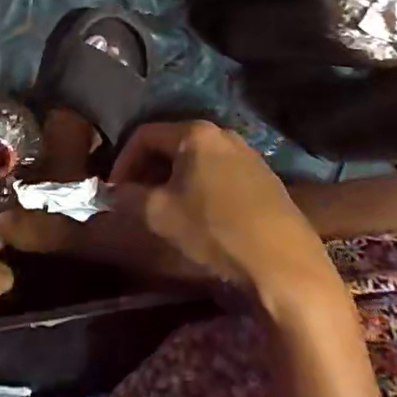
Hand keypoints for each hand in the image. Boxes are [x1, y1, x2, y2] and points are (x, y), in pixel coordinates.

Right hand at [109, 122, 337, 298]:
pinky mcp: (264, 178)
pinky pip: (219, 173)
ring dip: (173, 181)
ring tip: (165, 211)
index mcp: (195, 133)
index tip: (114, 191)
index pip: (145, 135)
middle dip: (147, 171)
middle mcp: (223, 133)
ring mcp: (248, 154)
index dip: (122, 161)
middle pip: (171, 144)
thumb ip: (128, 197)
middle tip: (135, 201)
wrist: (283, 263)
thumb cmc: (214, 230)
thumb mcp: (159, 215)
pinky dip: (199, 188)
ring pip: (196, 160)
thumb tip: (113, 192)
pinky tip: (200, 217)